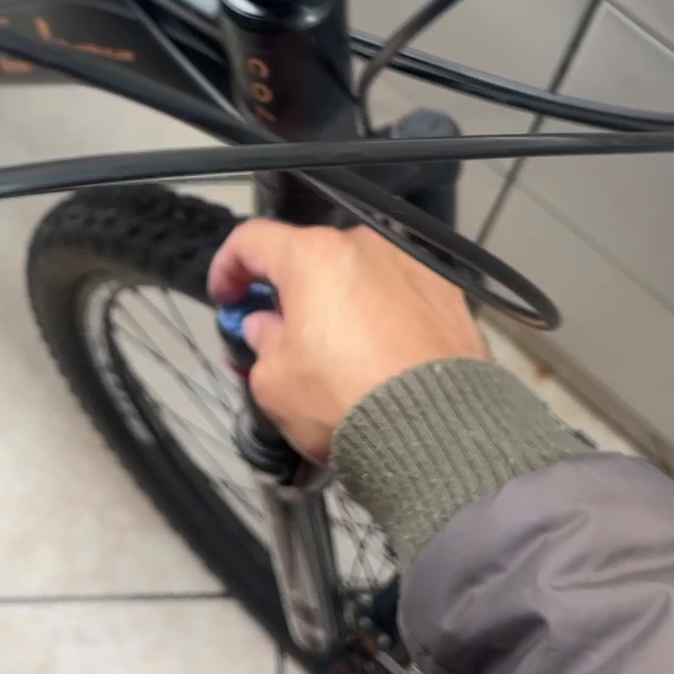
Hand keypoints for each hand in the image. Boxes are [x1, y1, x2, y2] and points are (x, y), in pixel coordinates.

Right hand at [207, 220, 487, 462]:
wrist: (441, 433)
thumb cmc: (346, 399)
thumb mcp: (273, 382)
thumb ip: (261, 343)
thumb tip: (268, 328)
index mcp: (312, 256)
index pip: (251, 240)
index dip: (227, 267)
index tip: (225, 297)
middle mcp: (363, 246)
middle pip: (306, 257)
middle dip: (285, 291)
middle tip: (275, 332)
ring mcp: (411, 266)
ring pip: (354, 274)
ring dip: (334, 301)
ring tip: (332, 350)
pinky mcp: (448, 294)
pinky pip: (397, 294)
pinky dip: (378, 314)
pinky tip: (377, 355)